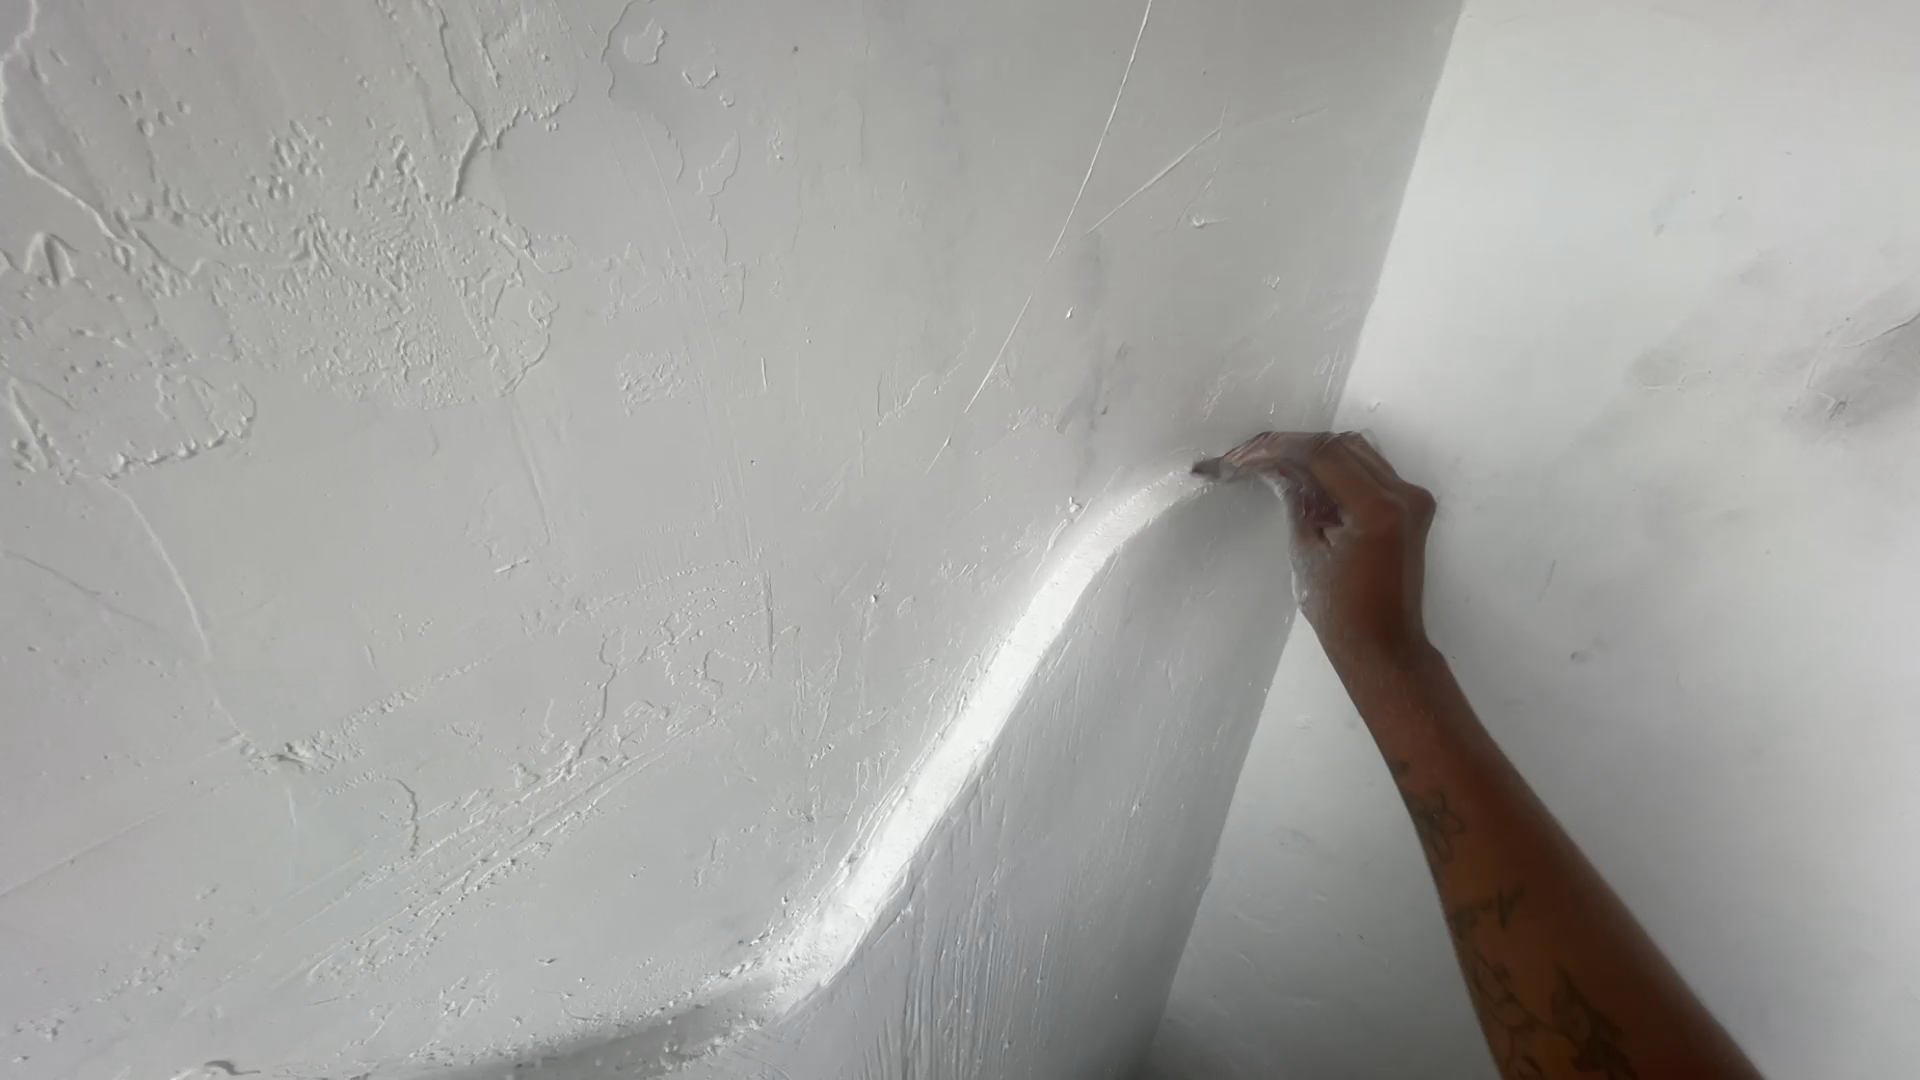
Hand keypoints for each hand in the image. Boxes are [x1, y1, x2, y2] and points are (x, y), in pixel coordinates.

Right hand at [1196, 432, 1436, 666]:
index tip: (1239, 457)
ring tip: (1265, 462)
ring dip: (1308, 452)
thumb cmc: (1339, 611)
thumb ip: (1296, 501)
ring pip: (1352, 451)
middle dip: (1287, 446)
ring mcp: (1409, 497)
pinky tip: (1297, 474)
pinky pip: (1364, 469)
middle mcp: (1403, 494)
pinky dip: (1329, 467)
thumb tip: (1276, 470)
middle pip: (1338, 446)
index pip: (1322, 455)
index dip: (1275, 449)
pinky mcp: (1406, 505)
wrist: (1382, 644)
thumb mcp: (1306, 551)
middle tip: (1244, 457)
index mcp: (1378, 508)